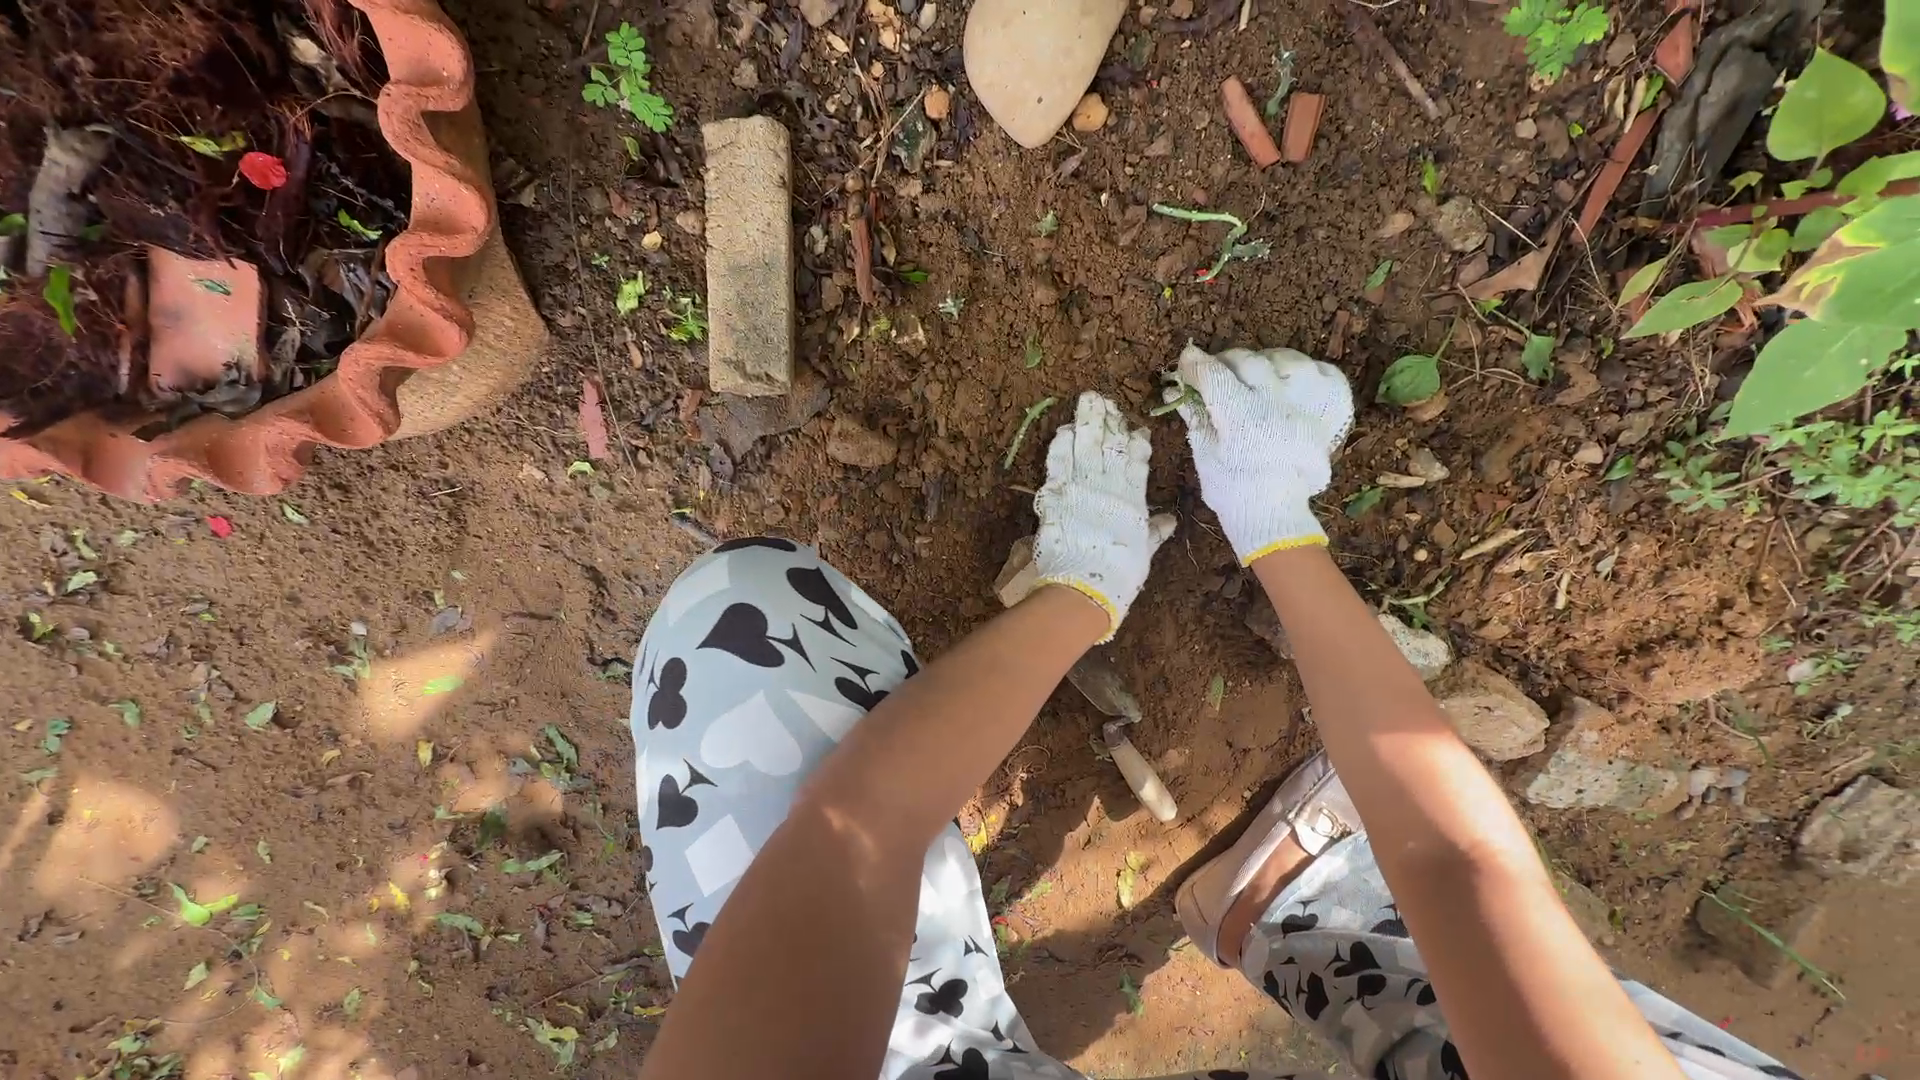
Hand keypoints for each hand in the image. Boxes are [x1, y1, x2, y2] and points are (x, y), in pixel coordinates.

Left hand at [1031, 391, 1175, 642]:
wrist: (1084, 585)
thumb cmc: (1118, 574)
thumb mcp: (1144, 551)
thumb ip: (1155, 532)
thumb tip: (1170, 520)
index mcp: (1132, 499)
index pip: (1138, 462)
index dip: (1137, 443)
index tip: (1137, 428)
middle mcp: (1108, 486)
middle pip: (1110, 446)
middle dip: (1109, 422)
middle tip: (1105, 401)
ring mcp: (1081, 486)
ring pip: (1084, 446)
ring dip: (1086, 423)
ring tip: (1086, 403)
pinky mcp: (1056, 493)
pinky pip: (1058, 463)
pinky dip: (1060, 445)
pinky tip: (1062, 431)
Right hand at [1164, 344, 1353, 564]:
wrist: (1274, 514)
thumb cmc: (1233, 490)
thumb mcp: (1206, 455)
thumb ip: (1196, 416)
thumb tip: (1174, 387)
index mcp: (1242, 420)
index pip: (1215, 377)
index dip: (1196, 364)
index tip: (1187, 358)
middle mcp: (1277, 406)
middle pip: (1250, 363)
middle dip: (1228, 361)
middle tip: (1217, 369)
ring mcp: (1307, 407)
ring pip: (1287, 361)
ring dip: (1265, 362)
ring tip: (1253, 374)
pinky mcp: (1329, 413)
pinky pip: (1323, 374)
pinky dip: (1305, 372)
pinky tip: (1287, 382)